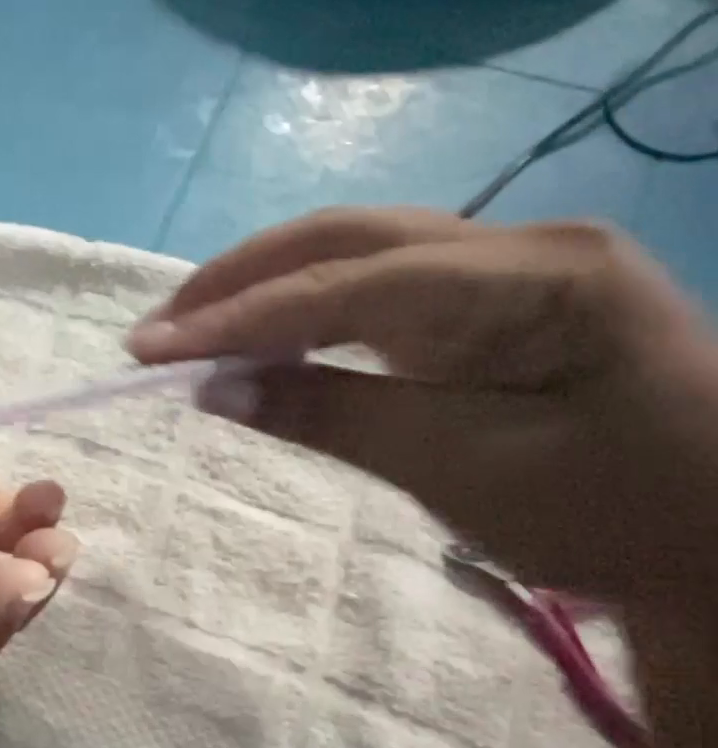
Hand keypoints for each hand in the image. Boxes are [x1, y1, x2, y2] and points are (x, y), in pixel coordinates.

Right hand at [127, 207, 717, 608]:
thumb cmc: (602, 509)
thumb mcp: (458, 467)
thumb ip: (329, 415)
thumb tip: (212, 390)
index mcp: (530, 277)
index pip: (345, 283)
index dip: (236, 316)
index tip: (146, 350)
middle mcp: (518, 247)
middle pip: (344, 238)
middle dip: (238, 281)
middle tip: (155, 333)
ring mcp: (507, 269)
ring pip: (353, 254)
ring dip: (261, 289)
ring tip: (186, 335)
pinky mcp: (490, 302)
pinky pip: (373, 288)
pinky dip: (300, 312)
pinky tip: (257, 340)